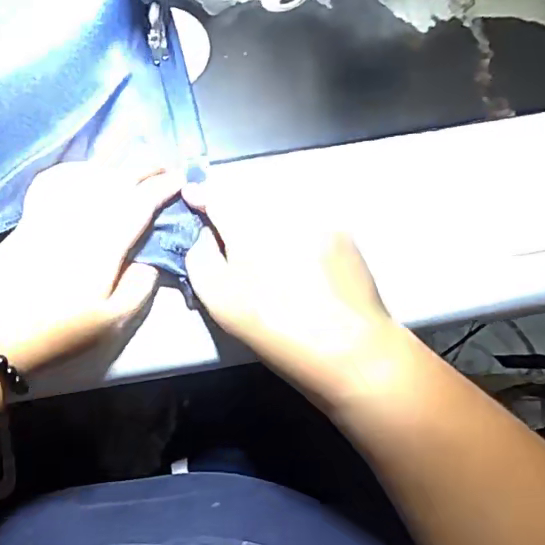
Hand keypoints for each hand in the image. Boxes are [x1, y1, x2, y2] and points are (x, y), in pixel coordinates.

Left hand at [0, 163, 183, 372]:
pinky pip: (59, 179)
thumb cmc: (57, 329)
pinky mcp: (30, 214)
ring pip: (91, 174)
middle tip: (165, 170)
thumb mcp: (112, 320)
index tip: (181, 181)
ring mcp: (52, 209)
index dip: (165, 186)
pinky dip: (78, 169)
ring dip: (118, 167)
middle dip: (146, 168)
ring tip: (134, 172)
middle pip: (118, 178)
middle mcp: (81, 213)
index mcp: (106, 238)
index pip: (142, 199)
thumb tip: (151, 259)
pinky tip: (84, 173)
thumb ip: (141, 285)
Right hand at [183, 176, 413, 405]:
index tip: (192, 198)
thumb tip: (204, 235)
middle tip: (228, 239)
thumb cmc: (278, 331)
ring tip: (268, 256)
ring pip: (280, 209)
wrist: (352, 350)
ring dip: (266, 223)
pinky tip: (299, 265)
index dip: (201, 194)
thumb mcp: (221, 303)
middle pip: (249, 199)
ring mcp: (318, 221)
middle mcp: (284, 213)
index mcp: (249, 228)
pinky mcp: (343, 235)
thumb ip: (200, 259)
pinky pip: (307, 224)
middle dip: (235, 212)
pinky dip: (294, 235)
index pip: (217, 194)